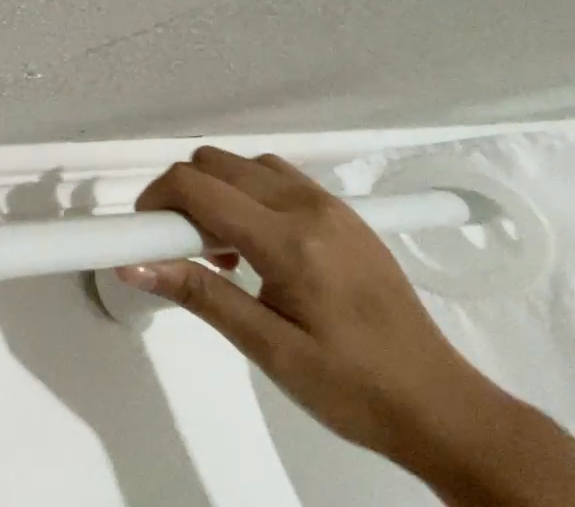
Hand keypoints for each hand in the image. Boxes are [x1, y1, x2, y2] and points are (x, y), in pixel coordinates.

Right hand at [117, 148, 574, 506]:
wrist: (445, 411)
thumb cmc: (354, 388)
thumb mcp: (268, 349)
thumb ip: (198, 295)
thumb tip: (129, 264)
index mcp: (291, 242)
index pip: (195, 186)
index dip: (154, 203)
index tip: (146, 240)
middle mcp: (311, 209)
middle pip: (214, 163)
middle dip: (181, 196)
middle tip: (182, 250)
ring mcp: (334, 208)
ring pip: (244, 164)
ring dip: (215, 192)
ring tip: (220, 249)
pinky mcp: (346, 217)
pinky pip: (277, 178)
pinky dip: (247, 194)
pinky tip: (255, 245)